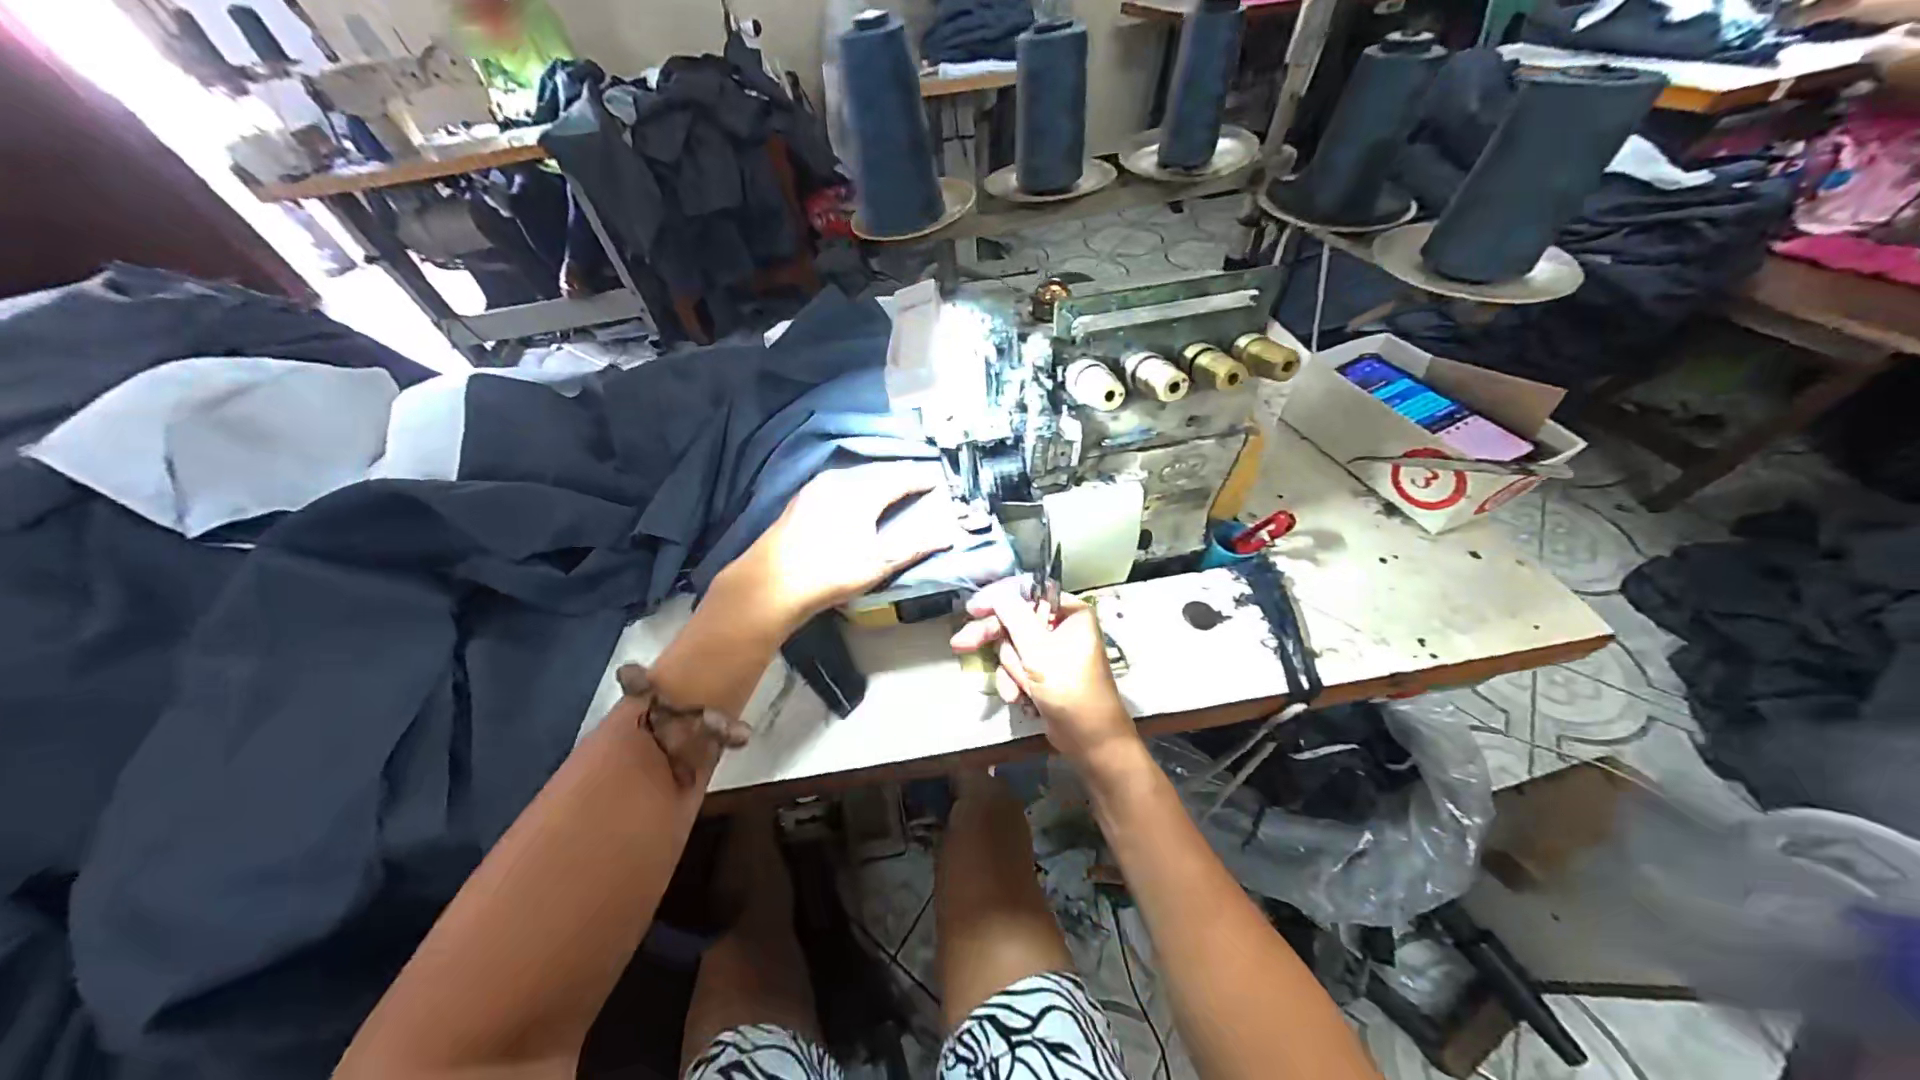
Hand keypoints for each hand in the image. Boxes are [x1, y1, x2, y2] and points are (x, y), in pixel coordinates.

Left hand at [718, 462, 953, 631]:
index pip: (901, 477)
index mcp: (863, 490)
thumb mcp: (880, 563)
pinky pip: (837, 483)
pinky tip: (855, 497)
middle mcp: (839, 479)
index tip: (935, 481)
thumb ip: (915, 545)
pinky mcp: (801, 498)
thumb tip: (947, 535)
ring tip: (890, 487)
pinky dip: (855, 486)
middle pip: (877, 472)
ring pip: (855, 475)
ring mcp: (816, 487)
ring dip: (876, 479)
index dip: (920, 479)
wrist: (771, 584)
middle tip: (916, 481)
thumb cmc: (831, 573)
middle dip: (899, 475)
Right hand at [949, 578, 1141, 768]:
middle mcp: (1061, 626)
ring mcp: (1050, 651)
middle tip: (962, 644)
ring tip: (1020, 689)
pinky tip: (1018, 698)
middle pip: (1013, 621)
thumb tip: (997, 593)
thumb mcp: (1039, 651)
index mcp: (1069, 612)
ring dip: (1010, 670)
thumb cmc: (1070, 690)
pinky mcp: (1042, 672)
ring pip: (1012, 648)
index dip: (998, 599)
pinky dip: (1014, 682)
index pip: (1027, 593)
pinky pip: (1017, 668)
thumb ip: (1015, 617)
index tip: (974, 609)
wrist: (1089, 740)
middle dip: (995, 640)